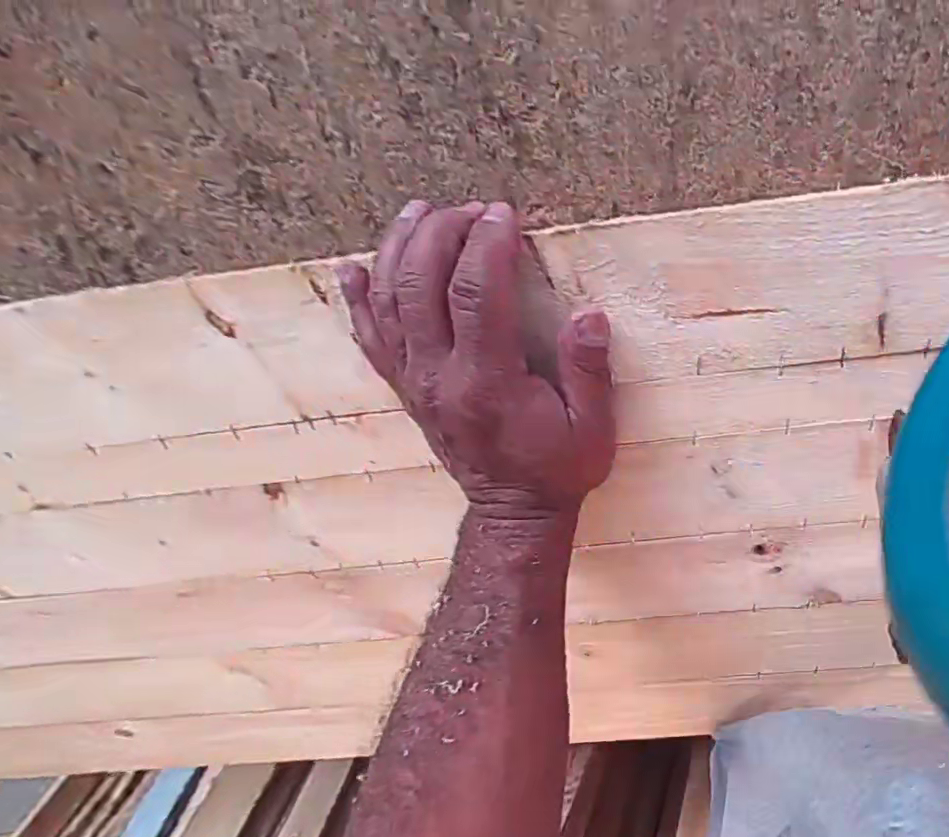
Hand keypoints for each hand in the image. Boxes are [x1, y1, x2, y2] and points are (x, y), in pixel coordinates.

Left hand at [338, 200, 615, 520]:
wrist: (514, 513)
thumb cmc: (557, 472)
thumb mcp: (592, 430)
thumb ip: (590, 372)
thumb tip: (590, 315)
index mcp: (489, 382)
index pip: (475, 293)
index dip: (487, 244)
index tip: (504, 215)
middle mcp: (441, 377)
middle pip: (421, 283)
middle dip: (443, 232)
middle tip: (470, 210)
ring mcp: (417, 383)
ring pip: (388, 300)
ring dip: (400, 248)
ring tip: (421, 212)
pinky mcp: (407, 391)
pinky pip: (371, 338)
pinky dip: (359, 299)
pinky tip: (356, 267)